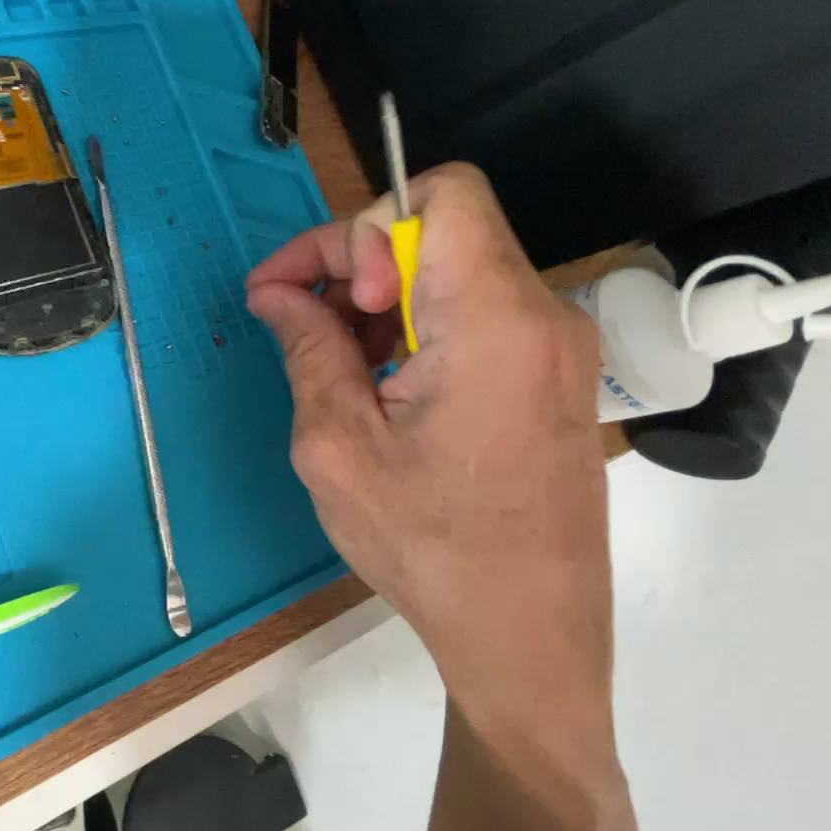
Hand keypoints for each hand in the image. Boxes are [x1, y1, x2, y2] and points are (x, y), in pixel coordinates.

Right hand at [247, 163, 642, 830]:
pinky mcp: (549, 376)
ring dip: (375, 299)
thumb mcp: (337, 444)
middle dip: (351, 264)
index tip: (313, 294)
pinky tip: (372, 383)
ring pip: (450, 270)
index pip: (438, 196)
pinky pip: (471, 313)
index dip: (357, 228)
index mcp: (495, 320)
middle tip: (291, 322)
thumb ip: (308, 348)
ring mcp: (553, 346)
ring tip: (326, 362)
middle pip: (436, 230)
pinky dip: (410, 326)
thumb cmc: (428, 544)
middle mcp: (540, 315)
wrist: (527, 635)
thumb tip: (277, 294)